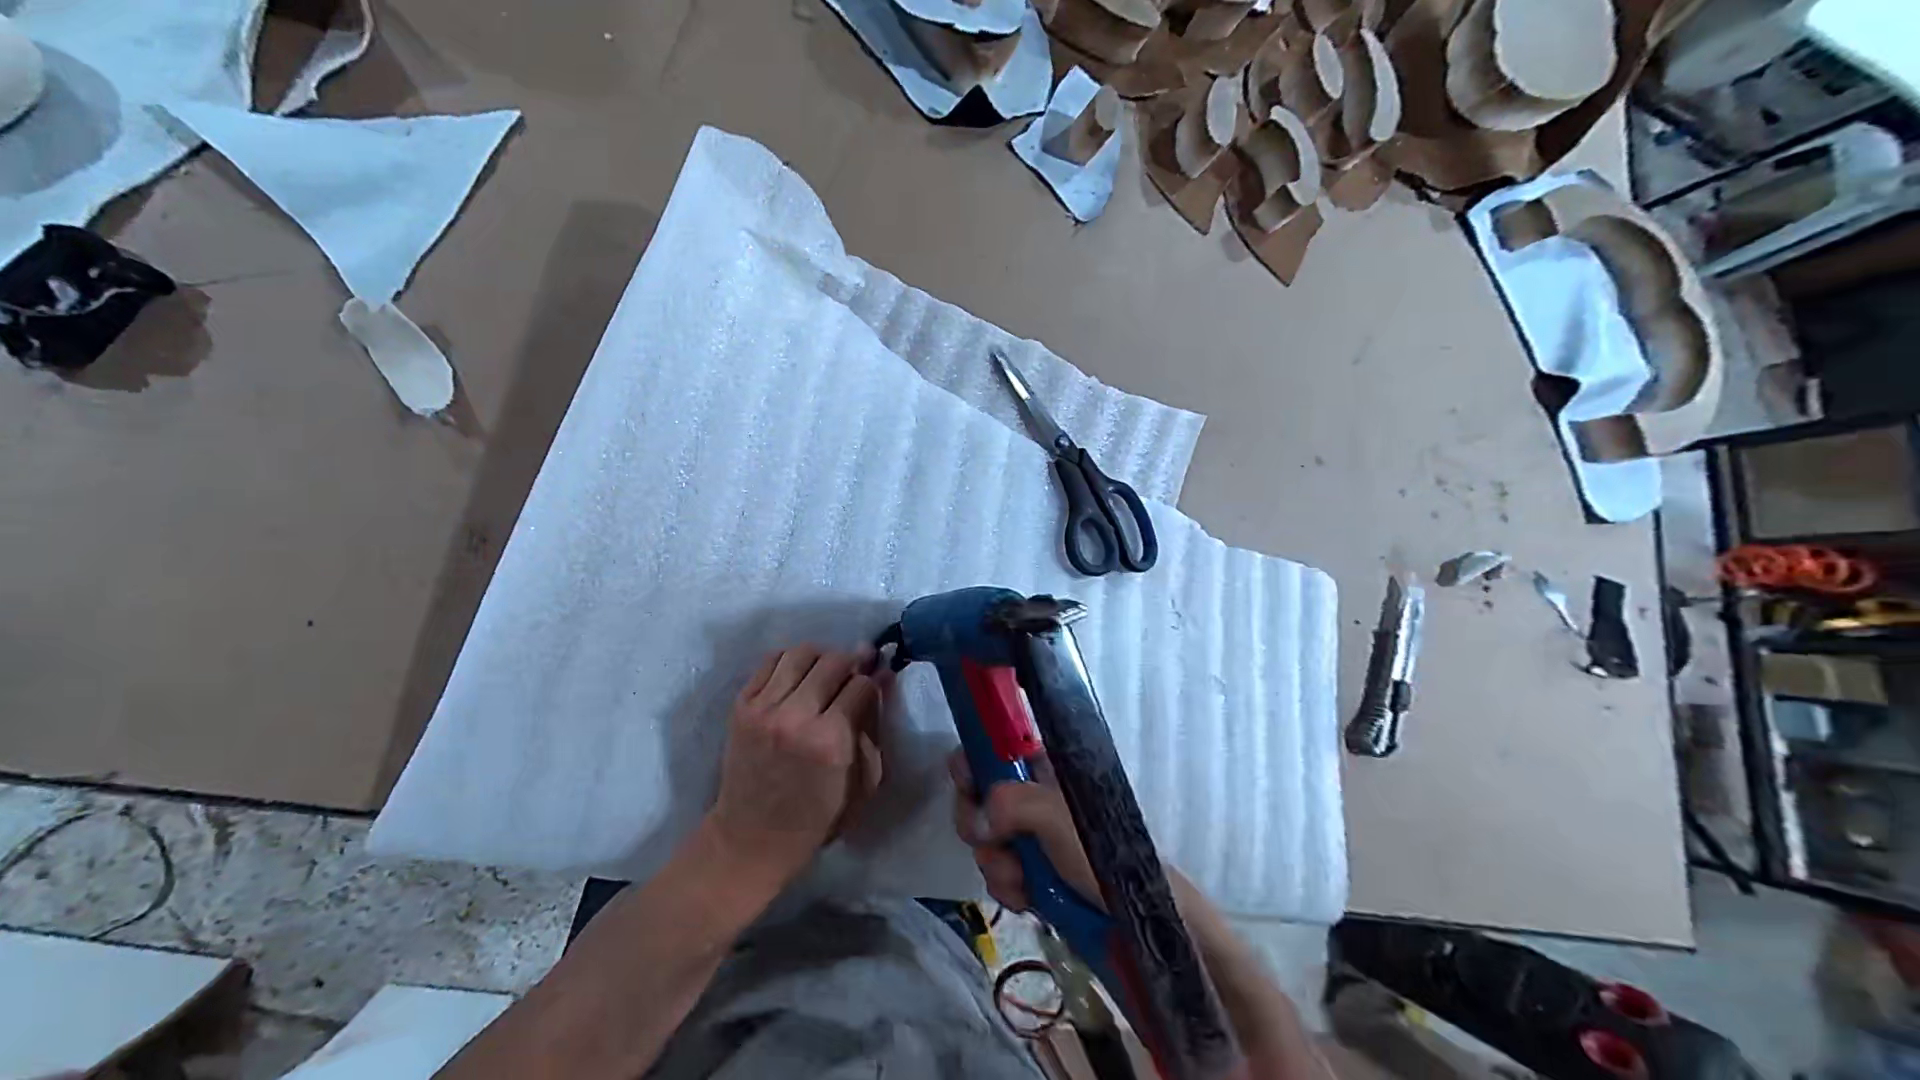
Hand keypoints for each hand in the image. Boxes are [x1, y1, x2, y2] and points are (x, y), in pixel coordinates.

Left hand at [707, 645, 883, 886]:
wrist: (753, 837)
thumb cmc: (818, 817)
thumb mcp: (864, 781)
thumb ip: (874, 725)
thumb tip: (883, 676)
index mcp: (831, 740)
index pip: (861, 684)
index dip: (873, 682)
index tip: (874, 685)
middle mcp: (796, 717)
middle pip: (833, 661)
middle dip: (851, 663)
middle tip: (855, 672)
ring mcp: (764, 708)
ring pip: (801, 652)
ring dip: (821, 657)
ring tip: (825, 672)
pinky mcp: (741, 705)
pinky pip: (770, 661)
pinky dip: (790, 661)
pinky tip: (798, 676)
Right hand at [948, 750, 1101, 912]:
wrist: (1136, 918)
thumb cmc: (1102, 853)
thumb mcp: (1057, 815)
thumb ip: (1011, 804)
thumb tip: (977, 822)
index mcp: (1043, 769)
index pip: (993, 750)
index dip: (972, 763)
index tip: (967, 785)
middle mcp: (1031, 798)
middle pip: (977, 798)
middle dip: (978, 827)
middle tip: (995, 843)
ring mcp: (1029, 837)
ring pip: (984, 840)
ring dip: (997, 865)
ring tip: (1023, 881)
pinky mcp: (1030, 873)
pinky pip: (997, 873)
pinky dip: (1007, 887)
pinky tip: (1027, 898)